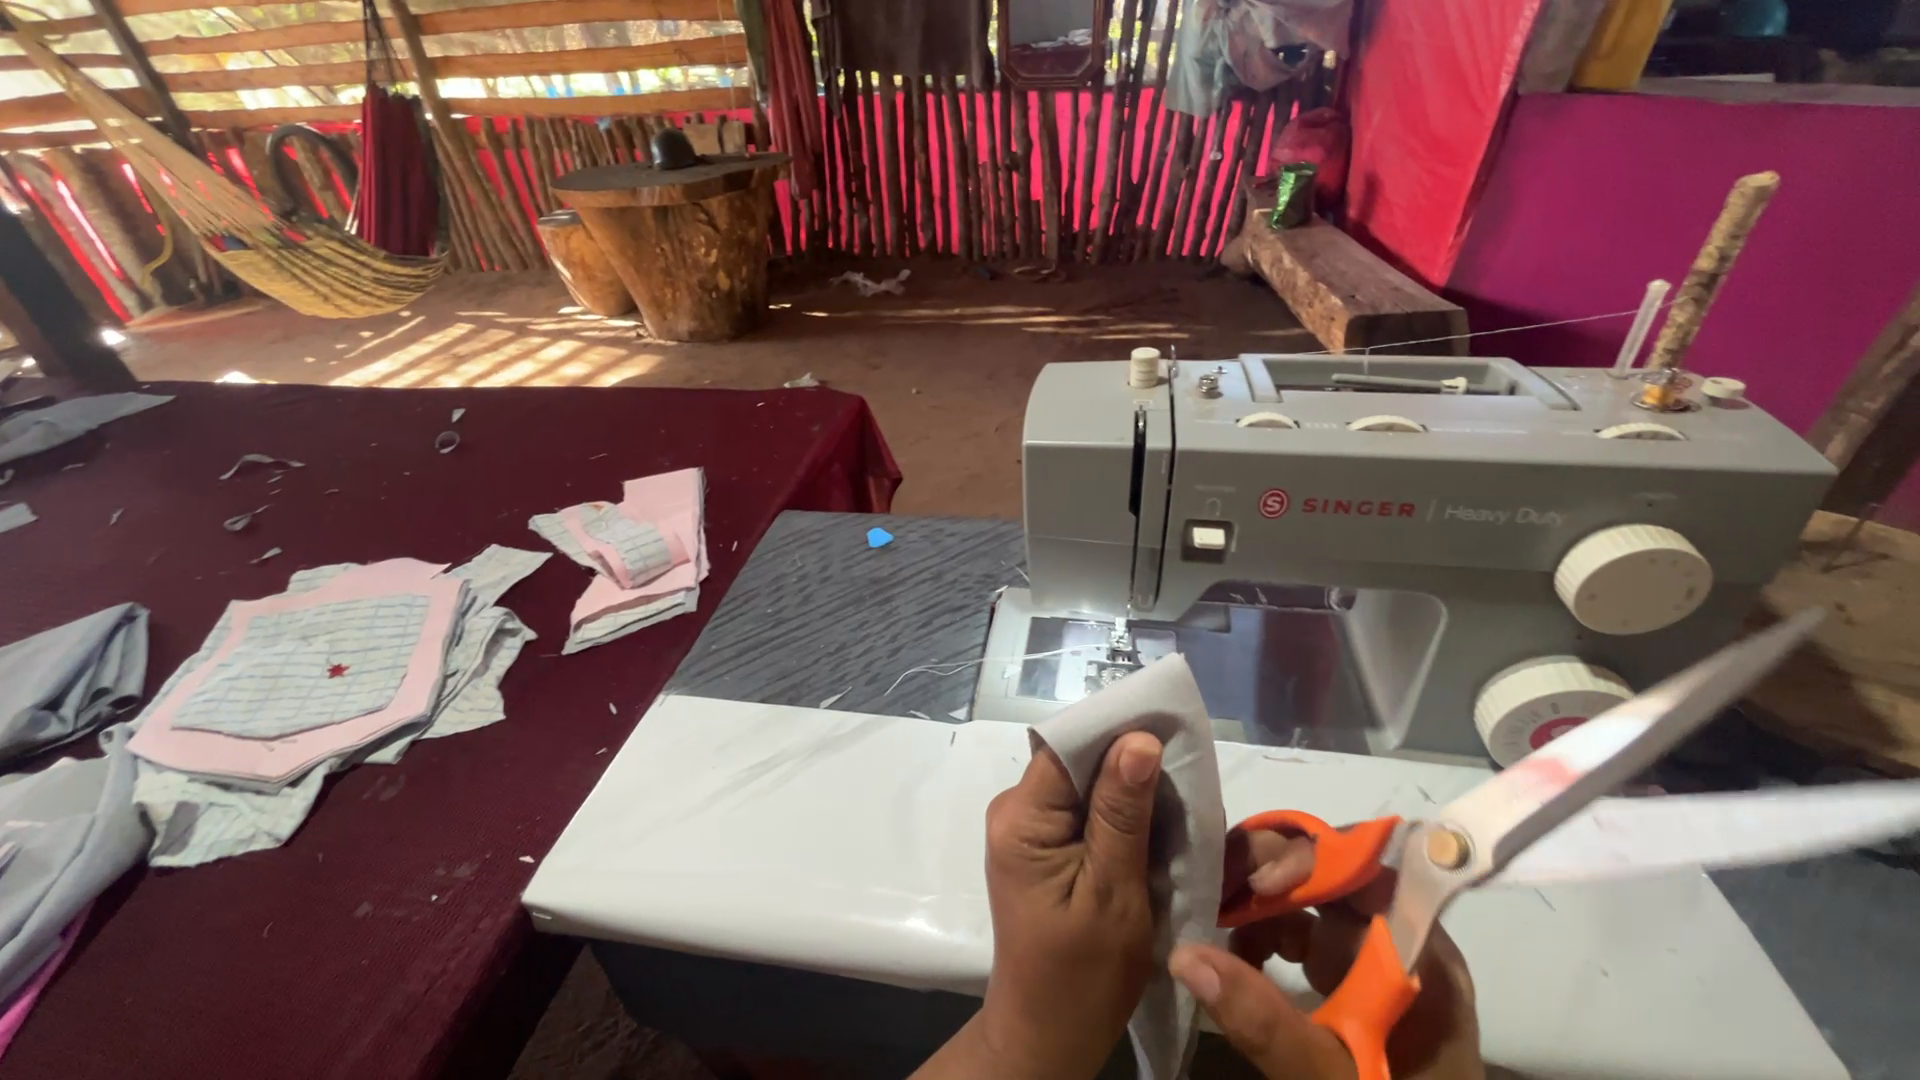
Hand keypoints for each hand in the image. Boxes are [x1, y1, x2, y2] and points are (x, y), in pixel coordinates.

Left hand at [912, 732, 1164, 1079]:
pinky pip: (1084, 810)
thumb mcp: (1113, 891)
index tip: (1171, 730)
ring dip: (1130, 791)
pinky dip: (1120, 815)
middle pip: (1077, 762)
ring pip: (1085, 784)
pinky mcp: (1043, 844)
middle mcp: (1015, 809)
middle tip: (1187, 774)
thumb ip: (1123, 813)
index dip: (1117, 733)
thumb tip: (1139, 738)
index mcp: (1021, 817)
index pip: (1069, 748)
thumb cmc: (1084, 973)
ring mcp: (1028, 827)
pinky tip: (1154, 828)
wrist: (1051, 1032)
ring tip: (1178, 802)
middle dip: (1130, 764)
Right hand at [1173, 832, 1484, 1079]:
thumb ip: (1263, 1022)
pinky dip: (1262, 931)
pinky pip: (1302, 931)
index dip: (1309, 859)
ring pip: (1311, 896)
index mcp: (1416, 955)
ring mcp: (1372, 958)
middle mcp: (1398, 941)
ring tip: (1211, 916)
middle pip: (1332, 872)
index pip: (1366, 869)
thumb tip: (1183, 955)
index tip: (1252, 881)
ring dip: (1258, 898)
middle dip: (1270, 870)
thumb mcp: (1328, 1078)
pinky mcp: (1349, 980)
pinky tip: (1233, 957)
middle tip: (1213, 884)